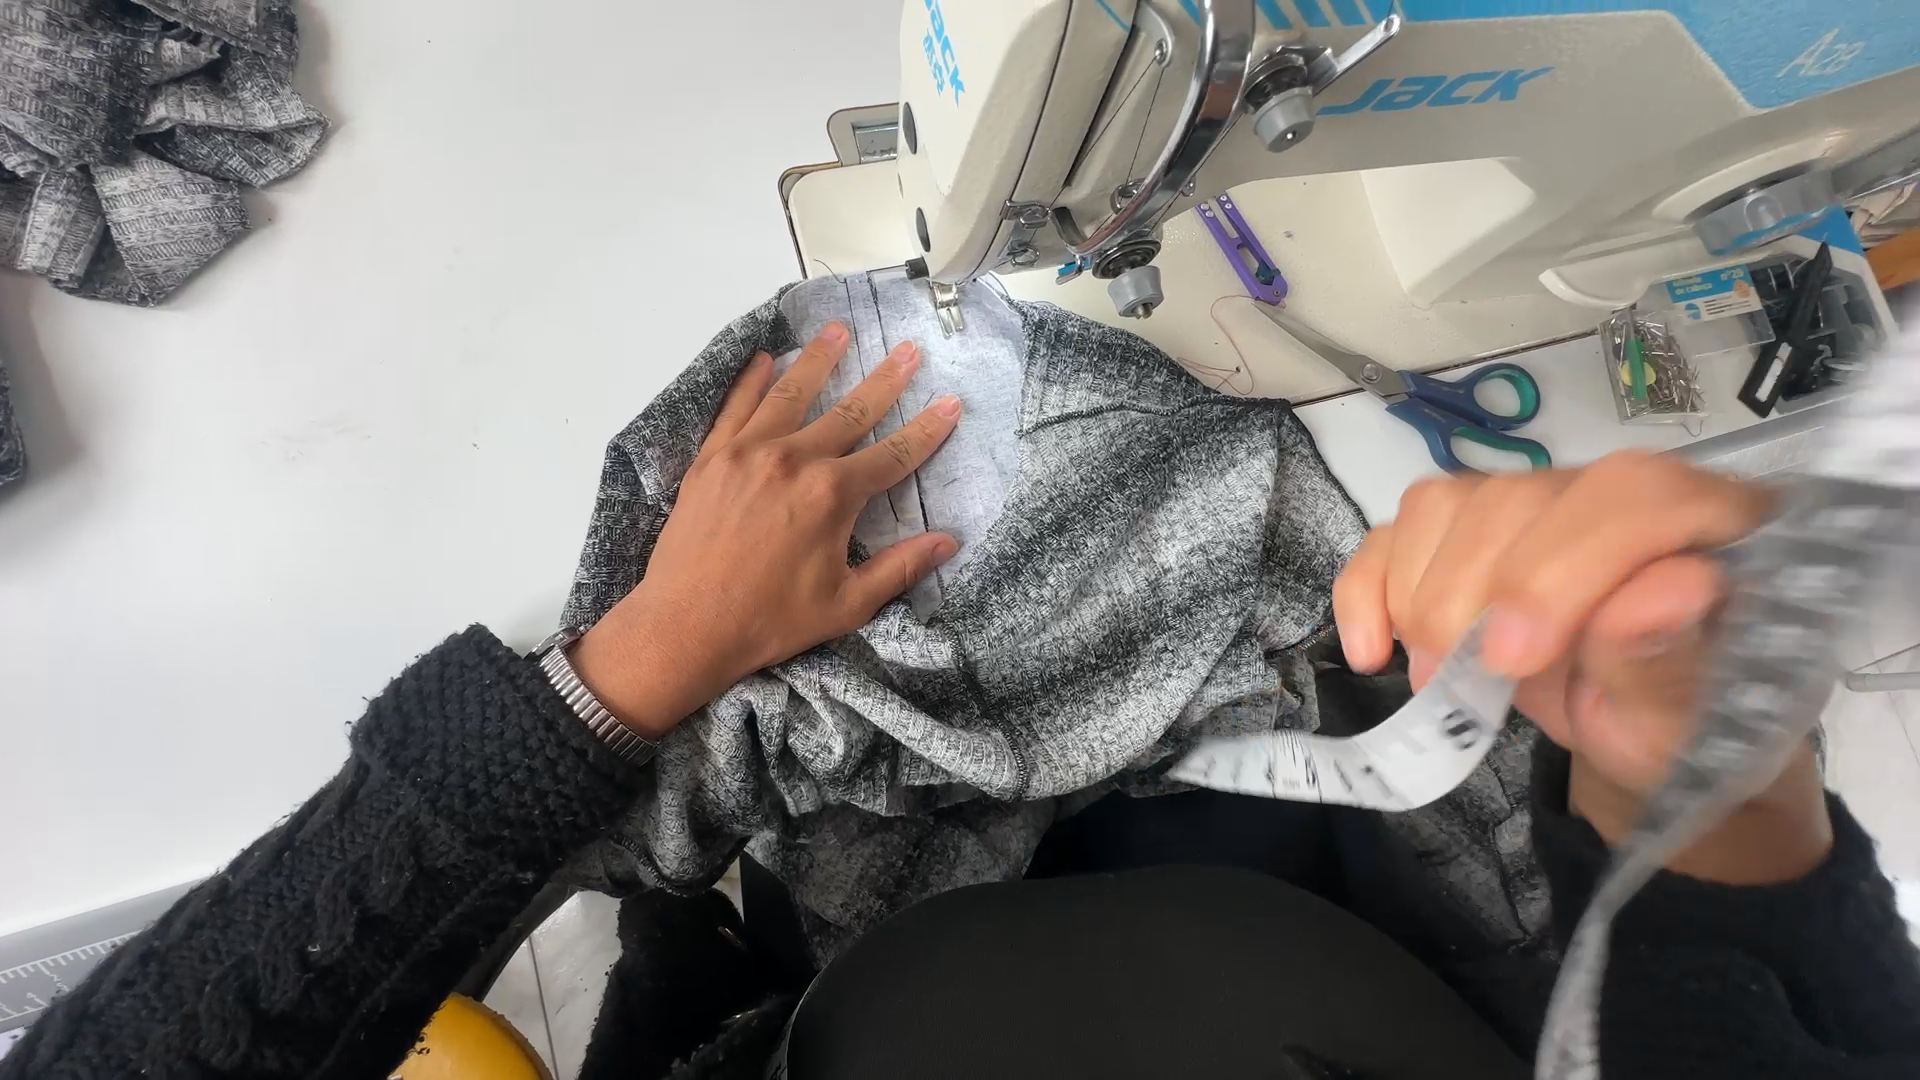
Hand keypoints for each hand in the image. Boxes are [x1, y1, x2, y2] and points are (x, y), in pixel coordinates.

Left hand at [568, 322, 961, 738]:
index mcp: (832, 496)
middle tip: (909, 350)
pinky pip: (736, 407)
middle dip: (886, 380)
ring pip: (792, 394)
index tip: (951, 404)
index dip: (927, 431)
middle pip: (851, 412)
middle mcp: (794, 460)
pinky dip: (752, 380)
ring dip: (820, 360)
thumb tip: (949, 542)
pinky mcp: (712, 458)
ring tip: (840, 330)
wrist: (686, 627)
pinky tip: (766, 358)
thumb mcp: (848, 604)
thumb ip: (900, 568)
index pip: (893, 455)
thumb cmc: (772, 620)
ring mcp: (748, 452)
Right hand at [1332, 452, 1830, 882]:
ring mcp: (1517, 504)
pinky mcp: (1448, 534)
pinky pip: (1384, 538)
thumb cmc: (1674, 729)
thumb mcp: (1689, 725)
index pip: (1627, 495)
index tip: (1510, 658)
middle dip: (1469, 597)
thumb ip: (1676, 659)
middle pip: (1510, 500)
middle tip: (1463, 681)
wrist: (1626, 729)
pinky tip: (1371, 650)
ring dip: (1416, 597)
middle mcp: (1602, 491)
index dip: (1554, 569)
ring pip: (1438, 507)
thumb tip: (1668, 588)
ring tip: (1434, 672)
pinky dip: (1363, 593)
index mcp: (1706, 521)